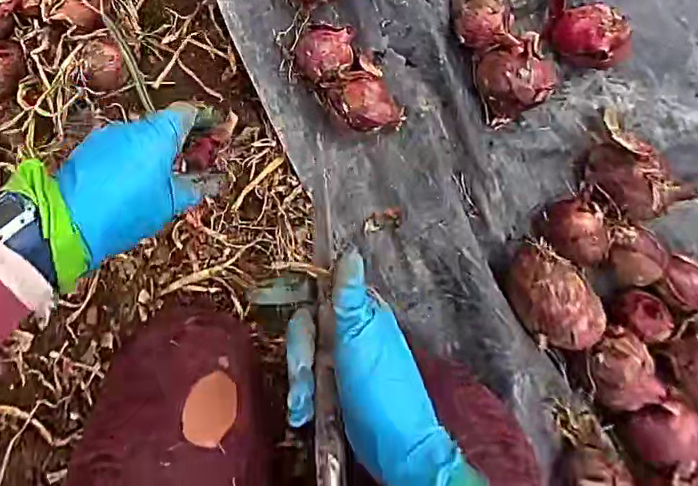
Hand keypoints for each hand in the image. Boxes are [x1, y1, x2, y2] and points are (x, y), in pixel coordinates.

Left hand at [54, 102, 216, 270]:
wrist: (65, 223)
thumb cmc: (126, 209)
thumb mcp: (169, 202)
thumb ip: (197, 187)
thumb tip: (216, 181)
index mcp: (160, 131)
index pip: (191, 112)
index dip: (208, 121)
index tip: (218, 135)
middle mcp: (135, 125)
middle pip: (167, 123)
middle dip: (184, 139)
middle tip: (195, 161)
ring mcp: (110, 134)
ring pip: (143, 136)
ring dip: (157, 150)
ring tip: (164, 176)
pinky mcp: (90, 148)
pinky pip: (122, 146)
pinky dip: (134, 157)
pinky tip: (135, 181)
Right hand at [286, 249, 473, 485]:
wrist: (397, 447)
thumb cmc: (381, 387)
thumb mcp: (359, 337)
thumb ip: (348, 295)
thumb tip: (350, 251)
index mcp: (360, 311)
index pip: (321, 292)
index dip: (306, 309)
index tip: (299, 331)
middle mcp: (350, 330)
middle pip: (308, 325)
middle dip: (300, 354)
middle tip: (303, 380)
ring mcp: (344, 359)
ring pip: (306, 354)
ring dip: (300, 381)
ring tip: (305, 406)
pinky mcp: (337, 386)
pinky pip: (311, 380)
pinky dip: (305, 397)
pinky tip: (306, 414)